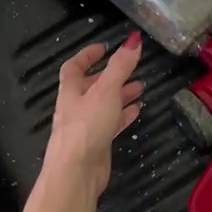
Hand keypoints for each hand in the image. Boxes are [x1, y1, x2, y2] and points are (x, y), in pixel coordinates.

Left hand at [43, 32, 144, 196]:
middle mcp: (75, 107)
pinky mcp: (96, 144)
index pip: (74, 66)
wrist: (76, 172)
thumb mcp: (106, 90)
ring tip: (140, 86)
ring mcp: (85, 127)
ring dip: (120, 95)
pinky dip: (123, 115)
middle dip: (110, 75)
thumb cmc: (86, 126)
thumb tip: (134, 39)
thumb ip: (121, 66)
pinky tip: (137, 111)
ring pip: (103, 105)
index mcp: (70, 90)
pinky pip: (111, 124)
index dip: (87, 55)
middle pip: (91, 86)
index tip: (103, 46)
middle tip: (130, 68)